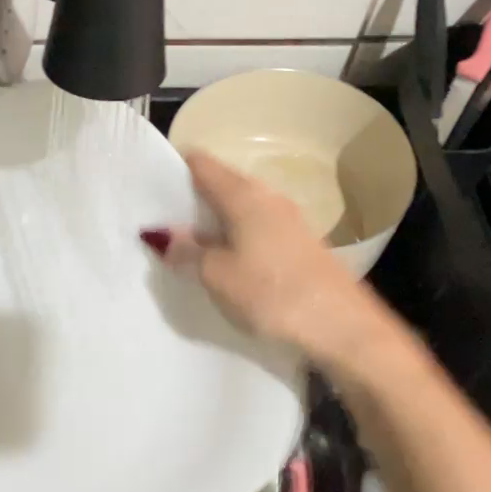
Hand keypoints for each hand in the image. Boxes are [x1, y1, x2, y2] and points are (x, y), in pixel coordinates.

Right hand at [142, 151, 403, 365]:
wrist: (341, 327)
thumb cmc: (273, 294)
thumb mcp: (217, 276)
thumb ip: (188, 252)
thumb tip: (164, 234)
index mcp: (243, 195)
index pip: (201, 164)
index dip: (173, 170)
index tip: (149, 190)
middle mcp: (267, 197)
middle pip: (220, 185)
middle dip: (190, 201)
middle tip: (159, 225)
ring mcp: (286, 220)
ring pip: (238, 210)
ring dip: (212, 224)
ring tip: (186, 248)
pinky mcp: (298, 245)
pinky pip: (254, 230)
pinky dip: (233, 239)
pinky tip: (223, 264)